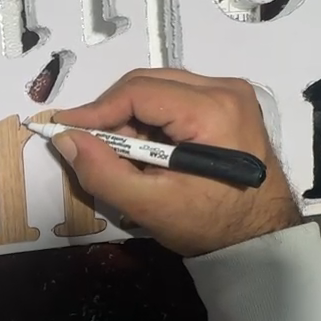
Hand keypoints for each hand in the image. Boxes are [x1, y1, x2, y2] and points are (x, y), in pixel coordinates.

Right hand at [48, 69, 300, 256]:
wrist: (258, 237)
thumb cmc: (208, 224)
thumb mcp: (150, 205)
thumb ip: (104, 172)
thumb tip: (65, 139)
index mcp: (212, 109)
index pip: (137, 92)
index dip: (94, 110)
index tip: (61, 128)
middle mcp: (225, 89)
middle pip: (146, 84)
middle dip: (110, 113)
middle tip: (91, 146)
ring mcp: (229, 94)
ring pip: (157, 89)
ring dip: (128, 118)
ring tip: (121, 153)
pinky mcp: (228, 105)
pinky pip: (173, 98)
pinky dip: (148, 120)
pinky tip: (145, 150)